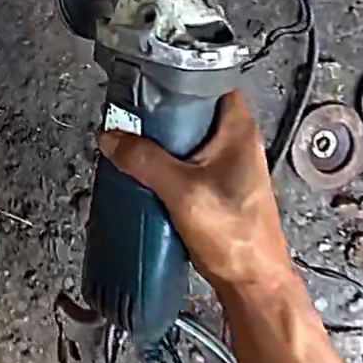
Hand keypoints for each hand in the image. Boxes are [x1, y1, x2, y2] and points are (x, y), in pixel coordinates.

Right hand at [96, 91, 293, 291]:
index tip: (151, 79)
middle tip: (133, 113)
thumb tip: (111, 137)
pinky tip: (143, 169)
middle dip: (160, 110)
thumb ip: (143, 160)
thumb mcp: (181, 191)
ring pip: (185, 136)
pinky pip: (182, 160)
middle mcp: (235, 144)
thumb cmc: (236, 238)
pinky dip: (162, 160)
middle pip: (191, 109)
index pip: (211, 82)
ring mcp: (225, 165)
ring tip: (132, 140)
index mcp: (238, 132)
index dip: (181, 76)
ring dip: (158, 138)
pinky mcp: (214, 186)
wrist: (251, 286)